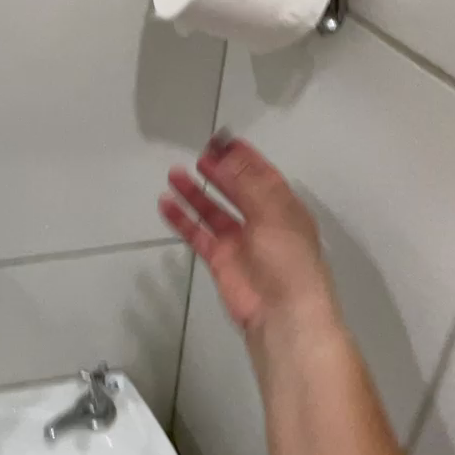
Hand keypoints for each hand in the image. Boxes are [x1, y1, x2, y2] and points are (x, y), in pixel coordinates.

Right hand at [159, 133, 336, 336]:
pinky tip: (166, 203)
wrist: (282, 313)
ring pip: (212, 209)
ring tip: (174, 173)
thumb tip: (226, 155)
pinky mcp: (219, 258)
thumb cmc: (287, 259)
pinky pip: (197, 233)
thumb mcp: (274, 213)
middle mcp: (262, 220)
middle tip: (198, 155)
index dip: (243, 157)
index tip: (223, 140)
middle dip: (219, 171)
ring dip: (195, 192)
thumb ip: (247, 182)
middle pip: (236, 189)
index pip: (262, 174)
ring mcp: (239, 240)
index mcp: (283, 207)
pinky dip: (182, 218)